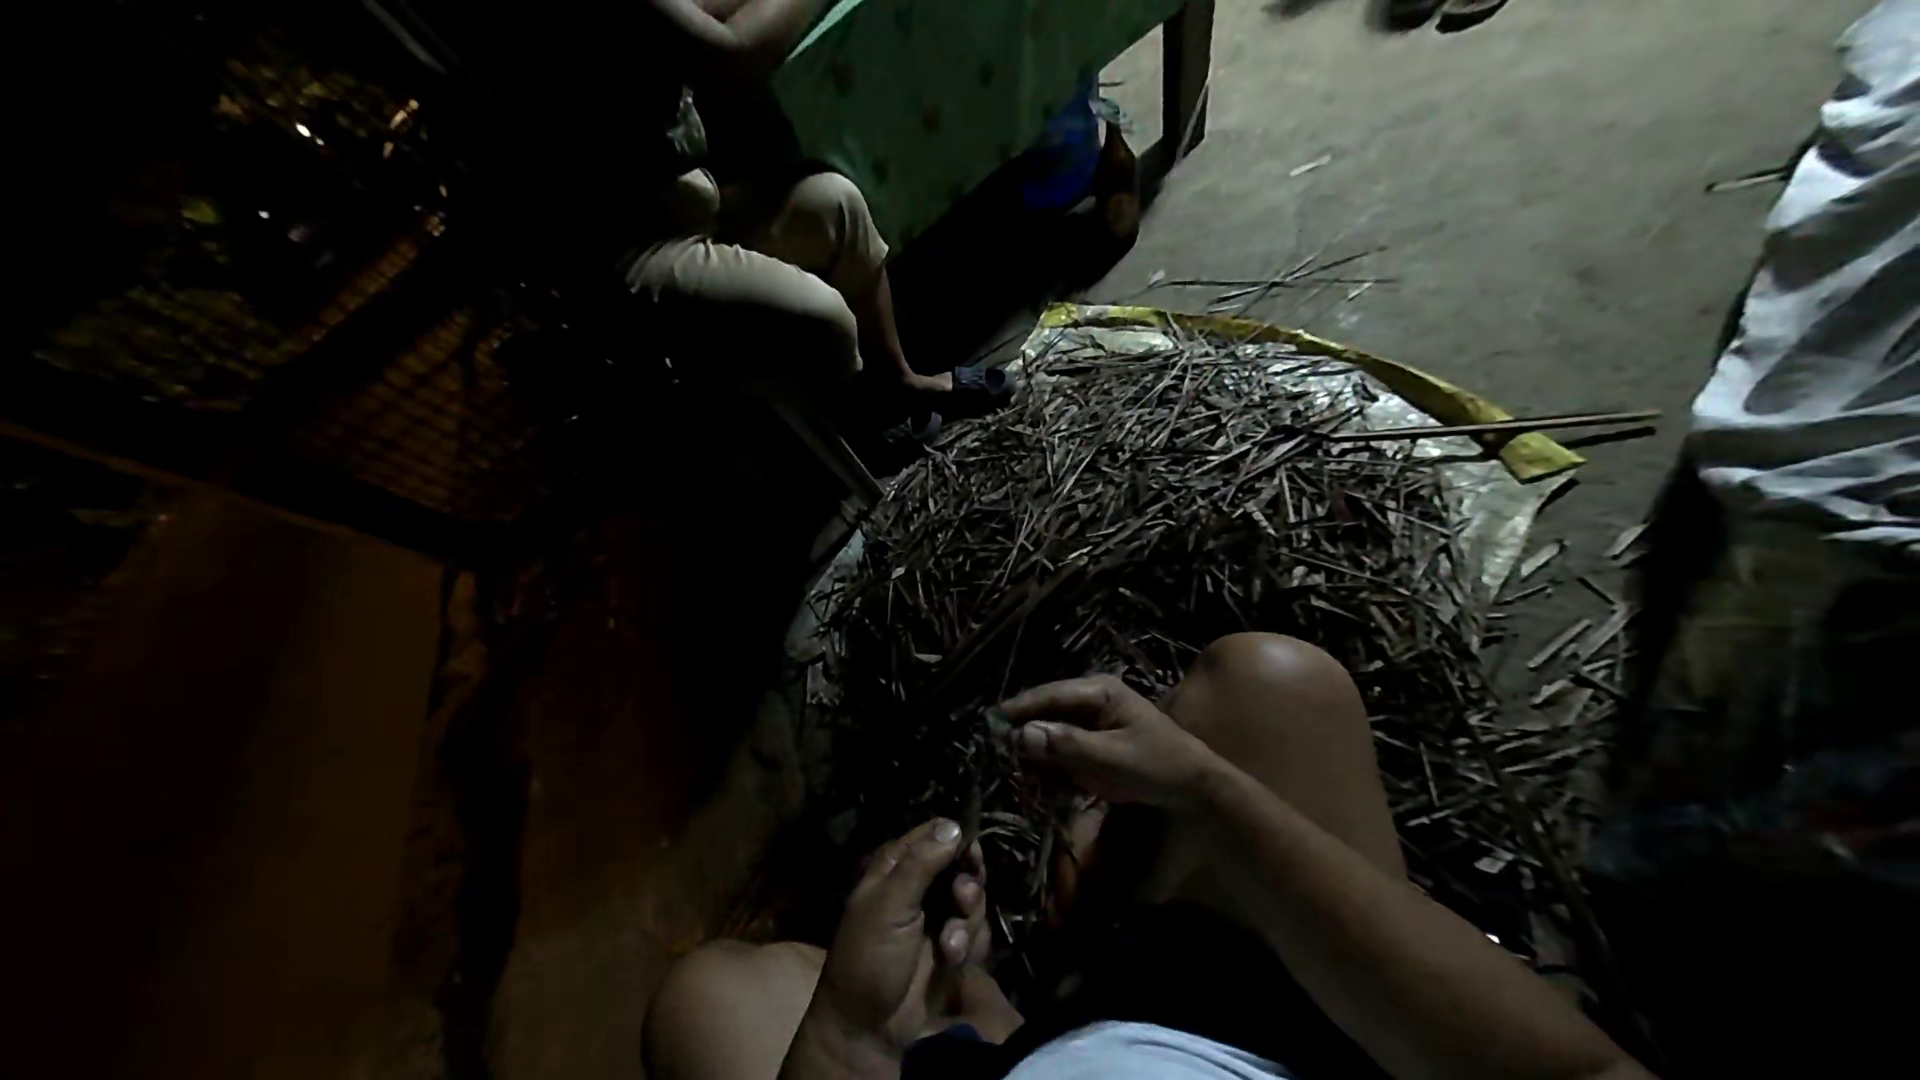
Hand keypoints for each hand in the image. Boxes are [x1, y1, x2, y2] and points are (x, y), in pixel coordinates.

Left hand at [789, 819, 987, 1077]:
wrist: (869, 1026)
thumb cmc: (869, 956)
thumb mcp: (889, 905)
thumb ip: (921, 864)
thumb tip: (953, 825)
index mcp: (898, 864)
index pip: (936, 833)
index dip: (957, 838)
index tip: (971, 853)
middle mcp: (921, 883)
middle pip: (963, 863)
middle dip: (968, 884)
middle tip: (961, 900)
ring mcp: (939, 914)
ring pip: (974, 898)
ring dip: (966, 922)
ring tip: (948, 946)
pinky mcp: (953, 944)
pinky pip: (977, 931)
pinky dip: (969, 946)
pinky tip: (951, 961)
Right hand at [1000, 675, 1224, 809]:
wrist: (1194, 788)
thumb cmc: (1158, 765)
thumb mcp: (1113, 757)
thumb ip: (1068, 745)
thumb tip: (1022, 734)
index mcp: (1097, 691)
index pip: (1047, 695)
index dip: (1017, 709)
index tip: (988, 723)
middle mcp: (1089, 699)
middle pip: (1044, 710)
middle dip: (1020, 730)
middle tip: (992, 750)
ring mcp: (1089, 721)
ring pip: (1047, 730)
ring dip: (1031, 750)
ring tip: (1007, 766)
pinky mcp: (1089, 742)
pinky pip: (1058, 749)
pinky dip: (1045, 764)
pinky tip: (1034, 779)